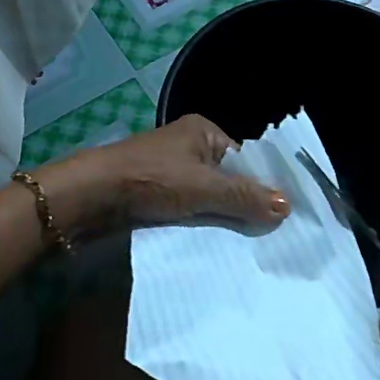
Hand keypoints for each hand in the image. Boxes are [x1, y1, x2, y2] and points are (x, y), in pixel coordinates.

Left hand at [35, 115, 288, 237]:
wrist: (91, 196)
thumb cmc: (151, 179)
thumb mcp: (204, 188)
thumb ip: (244, 198)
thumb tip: (288, 206)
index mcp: (204, 132)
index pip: (245, 160)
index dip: (263, 185)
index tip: (283, 214)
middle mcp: (189, 148)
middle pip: (228, 180)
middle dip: (243, 206)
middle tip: (270, 236)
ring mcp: (171, 173)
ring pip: (209, 199)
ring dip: (222, 219)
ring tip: (250, 247)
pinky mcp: (156, 196)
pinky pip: (190, 211)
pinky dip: (201, 226)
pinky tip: (217, 246)